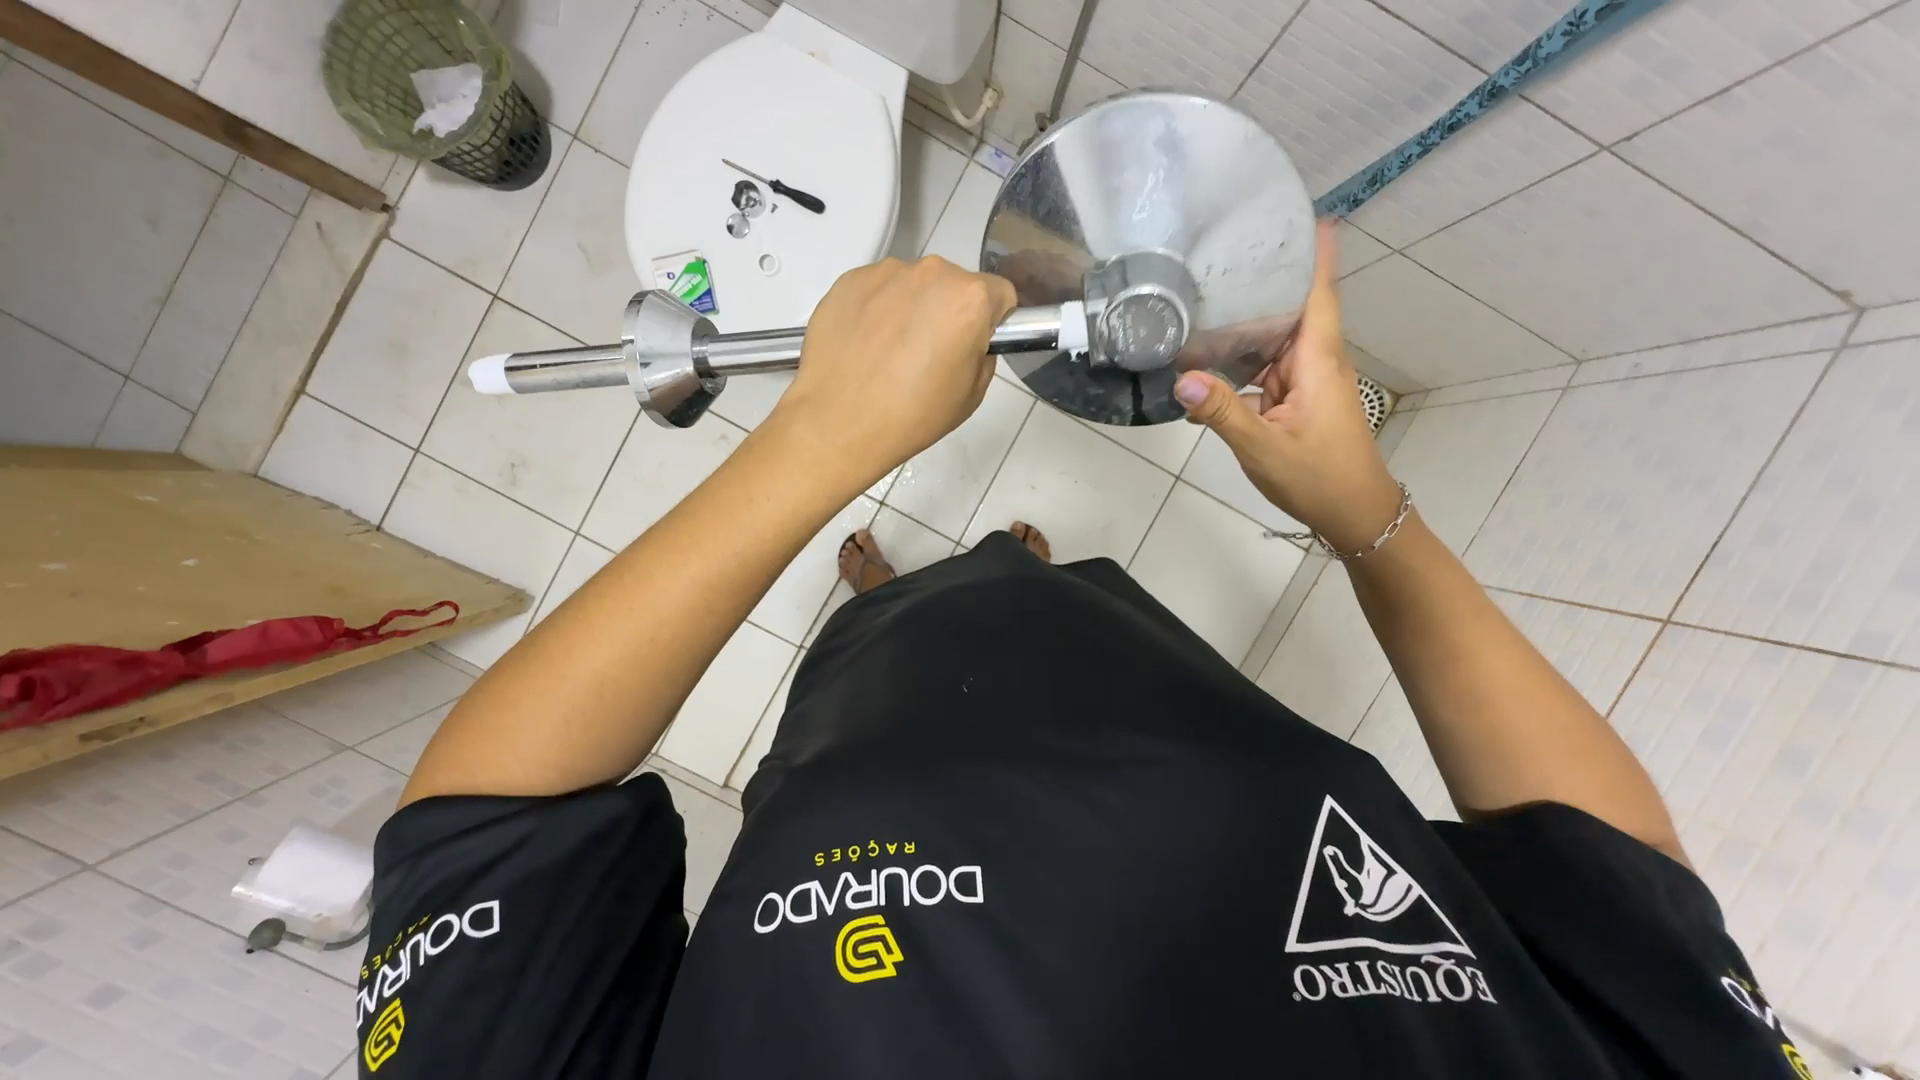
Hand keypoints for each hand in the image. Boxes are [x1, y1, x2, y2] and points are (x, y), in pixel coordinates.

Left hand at [769, 256, 1016, 483]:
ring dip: (911, 308)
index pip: (1000, 293)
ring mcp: (885, 272)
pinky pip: (877, 289)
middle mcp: (930, 273)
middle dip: (950, 311)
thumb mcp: (971, 395)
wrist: (838, 423)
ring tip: (891, 352)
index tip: (974, 345)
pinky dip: (877, 309)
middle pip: (955, 284)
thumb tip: (971, 340)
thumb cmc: (911, 415)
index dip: (992, 322)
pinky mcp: (849, 280)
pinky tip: (866, 345)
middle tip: (930, 354)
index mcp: (970, 299)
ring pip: (914, 284)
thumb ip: (983, 354)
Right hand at [1173, 221, 1401, 551]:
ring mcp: (1306, 382)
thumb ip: (1223, 413)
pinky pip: (1266, 370)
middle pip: (1289, 309)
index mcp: (1317, 361)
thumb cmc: (1319, 477)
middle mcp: (1314, 362)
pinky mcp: (1296, 401)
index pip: (1318, 293)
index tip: (1308, 214)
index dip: (1314, 254)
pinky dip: (1241, 362)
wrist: (1356, 514)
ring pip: (1274, 340)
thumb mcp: (1264, 447)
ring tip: (1203, 297)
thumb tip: (1181, 381)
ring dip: (1245, 323)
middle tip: (1221, 252)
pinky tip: (1208, 361)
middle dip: (1263, 280)